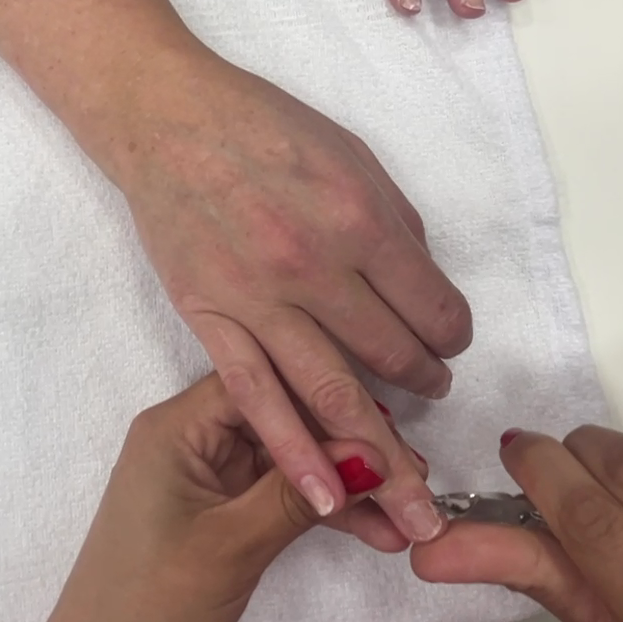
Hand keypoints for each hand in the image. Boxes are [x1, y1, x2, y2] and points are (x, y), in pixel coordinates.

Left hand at [0, 373, 392, 621]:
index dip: (328, 403)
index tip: (391, 431)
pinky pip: (278, 493)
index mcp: (178, 424)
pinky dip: (320, 512)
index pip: (264, 386)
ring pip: (288, 461)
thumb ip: (299, 495)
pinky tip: (374, 531)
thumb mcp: (231, 545)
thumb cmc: (152, 601)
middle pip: (283, 422)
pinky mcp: (219, 506)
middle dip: (348, 451)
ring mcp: (207, 471)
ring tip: (409, 511)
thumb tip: (373, 455)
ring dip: (343, 488)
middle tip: (415, 475)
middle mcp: (192, 434)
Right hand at [108, 59, 469, 547]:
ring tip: (406, 467)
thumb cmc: (263, 126)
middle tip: (433, 389)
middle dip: (427, 383)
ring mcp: (259, 301)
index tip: (448, 339)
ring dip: (381, 440)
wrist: (169, 123)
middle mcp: (316, 269)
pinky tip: (330, 498)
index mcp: (360, 219)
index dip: (453, 333)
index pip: (434, 307)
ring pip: (333, 392)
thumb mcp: (350, 153)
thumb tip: (421, 286)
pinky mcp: (211, 320)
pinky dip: (297, 452)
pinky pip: (259, 398)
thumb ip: (394, 223)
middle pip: (394, 356)